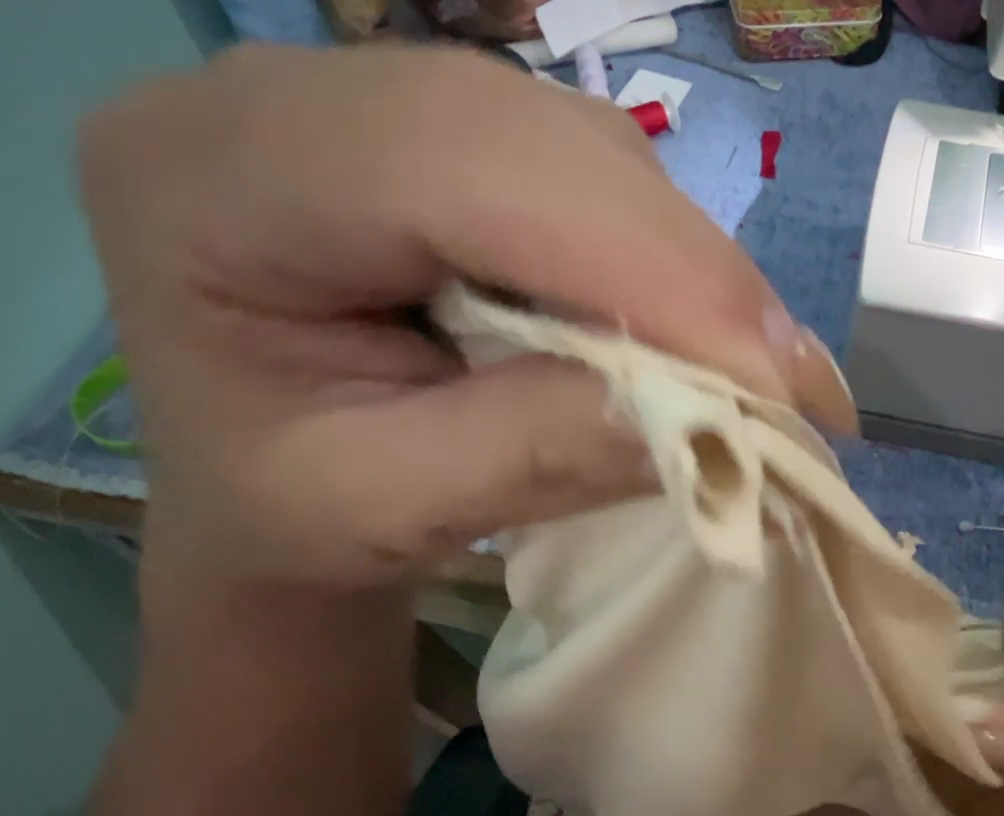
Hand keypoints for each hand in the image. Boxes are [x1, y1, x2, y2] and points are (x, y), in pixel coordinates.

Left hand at [80, 44, 852, 586]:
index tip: (768, 376)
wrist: (259, 504)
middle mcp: (287, 102)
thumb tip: (714, 416)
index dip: (633, 262)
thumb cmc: (291, 525)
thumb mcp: (387, 511)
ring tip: (750, 374)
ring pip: (579, 150)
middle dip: (682, 268)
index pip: (454, 171)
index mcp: (212, 181)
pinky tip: (689, 333)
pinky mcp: (451, 145)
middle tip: (791, 385)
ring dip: (684, 267)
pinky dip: (661, 262)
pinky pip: (587, 176)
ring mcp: (377, 107)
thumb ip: (532, 453)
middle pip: (533, 141)